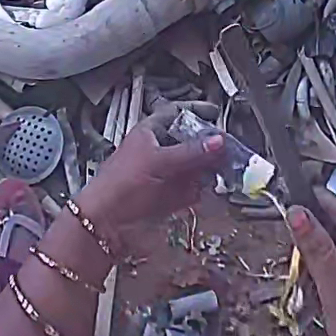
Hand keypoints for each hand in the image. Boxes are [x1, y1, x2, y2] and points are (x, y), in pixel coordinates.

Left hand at [76, 122, 224, 232]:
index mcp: (150, 133)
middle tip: (230, 147)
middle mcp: (159, 150)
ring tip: (227, 169)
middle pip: (190, 141)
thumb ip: (191, 152)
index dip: (195, 110)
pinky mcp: (169, 196)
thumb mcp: (159, 162)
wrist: (106, 224)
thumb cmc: (123, 183)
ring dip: (209, 167)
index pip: (176, 114)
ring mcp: (165, 173)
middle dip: (209, 144)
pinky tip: (213, 188)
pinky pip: (192, 187)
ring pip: (194, 165)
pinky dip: (203, 188)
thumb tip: (220, 140)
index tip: (216, 112)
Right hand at [289, 189, 335, 335]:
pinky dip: (325, 266)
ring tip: (308, 280)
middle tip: (298, 266)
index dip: (301, 207)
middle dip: (306, 236)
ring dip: (314, 253)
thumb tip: (296, 210)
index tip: (283, 224)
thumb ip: (317, 250)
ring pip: (330, 238)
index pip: (326, 201)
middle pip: (327, 219)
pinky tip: (321, 288)